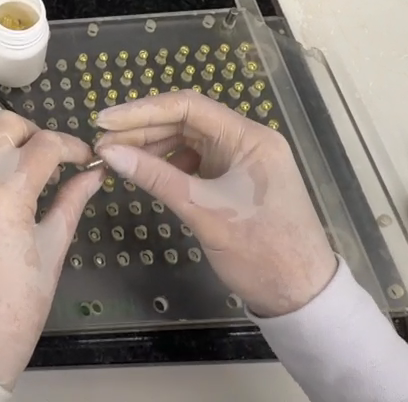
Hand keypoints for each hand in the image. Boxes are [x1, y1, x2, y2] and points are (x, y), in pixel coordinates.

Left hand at [0, 111, 102, 387]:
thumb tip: (94, 174)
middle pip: (7, 124)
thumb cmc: (16, 305)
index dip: (72, 146)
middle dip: (35, 134)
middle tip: (51, 159)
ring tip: (19, 164)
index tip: (84, 159)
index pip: (47, 145)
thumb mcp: (52, 251)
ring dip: (2, 138)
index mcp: (9, 192)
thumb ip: (71, 203)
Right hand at [96, 91, 335, 317]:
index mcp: (249, 138)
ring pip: (185, 139)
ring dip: (150, 146)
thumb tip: (108, 152)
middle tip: (103, 143)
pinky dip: (166, 163)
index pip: (187, 106)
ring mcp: (239, 159)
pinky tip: (144, 172)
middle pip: (184, 120)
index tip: (105, 120)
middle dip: (141, 129)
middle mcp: (245, 140)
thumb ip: (155, 177)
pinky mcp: (232, 178)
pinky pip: (192, 159)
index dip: (141, 110)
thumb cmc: (261, 253)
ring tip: (116, 157)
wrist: (304, 302)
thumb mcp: (204, 212)